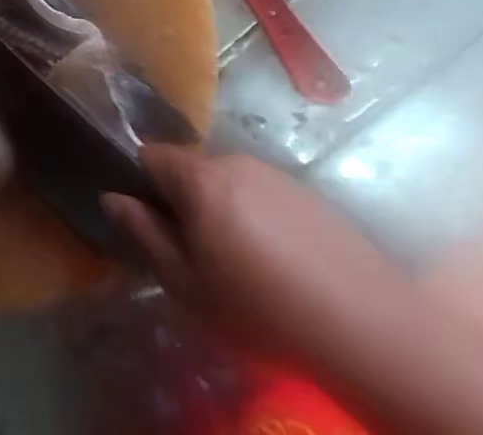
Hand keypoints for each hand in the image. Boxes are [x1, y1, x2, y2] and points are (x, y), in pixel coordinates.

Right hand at [103, 147, 407, 357]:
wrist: (370, 329)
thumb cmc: (262, 310)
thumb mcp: (188, 284)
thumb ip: (145, 233)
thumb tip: (112, 197)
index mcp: (201, 179)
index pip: (150, 154)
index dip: (142, 183)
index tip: (153, 223)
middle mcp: (236, 163)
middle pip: (190, 166)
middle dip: (182, 197)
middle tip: (195, 250)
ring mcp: (277, 175)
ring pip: (227, 180)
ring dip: (220, 206)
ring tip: (239, 259)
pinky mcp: (309, 194)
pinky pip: (262, 192)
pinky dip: (255, 214)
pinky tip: (277, 260)